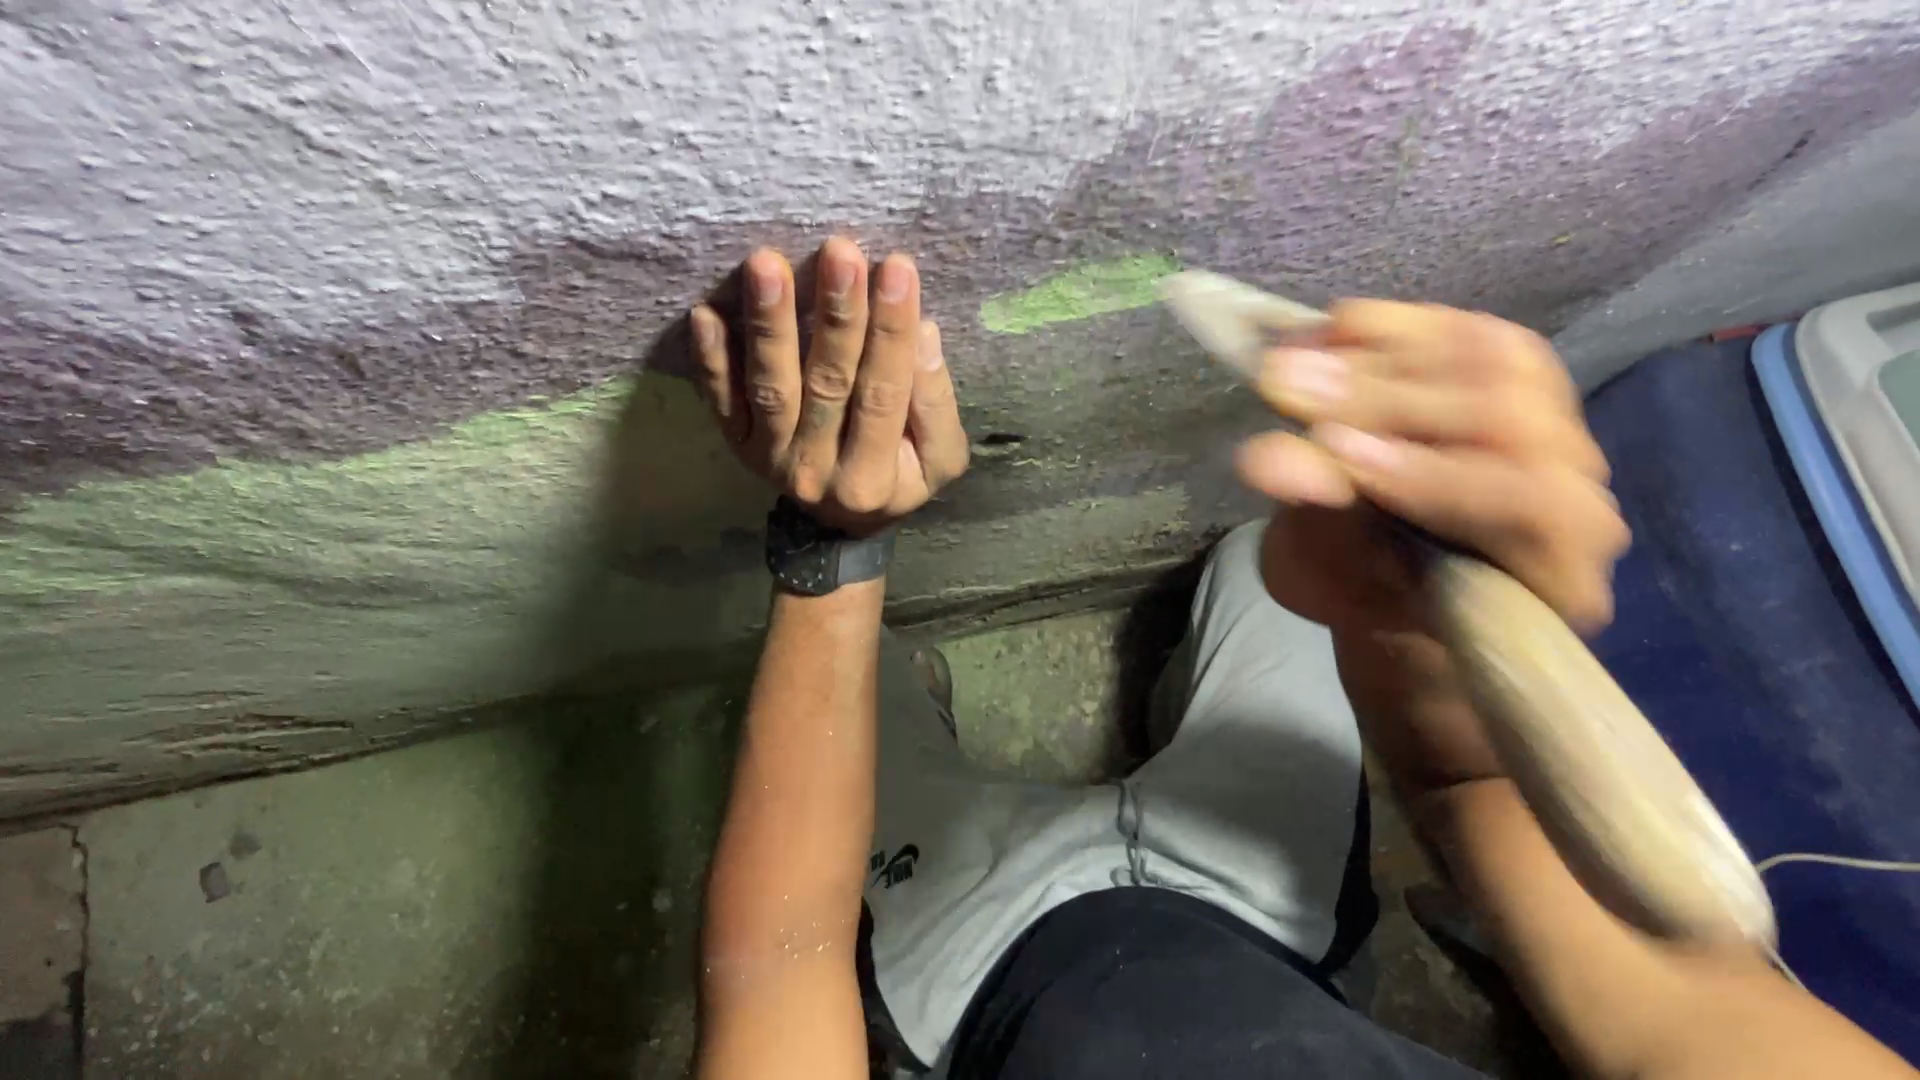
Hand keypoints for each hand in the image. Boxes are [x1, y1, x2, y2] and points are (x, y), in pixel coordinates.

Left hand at [689, 237, 969, 534]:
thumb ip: (936, 406)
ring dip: (769, 325)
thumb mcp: (939, 461)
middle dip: (836, 316)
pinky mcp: (737, 442)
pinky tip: (706, 314)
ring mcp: (769, 456)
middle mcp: (815, 471)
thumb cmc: (898, 478)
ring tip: (767, 266)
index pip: (884, 395)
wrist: (839, 523)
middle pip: (827, 384)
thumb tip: (923, 334)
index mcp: (871, 477)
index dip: (891, 333)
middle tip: (840, 252)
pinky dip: (711, 359)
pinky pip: (720, 401)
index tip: (898, 269)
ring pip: (771, 388)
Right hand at [1234, 301, 1629, 634]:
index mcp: (1550, 564)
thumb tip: (1263, 457)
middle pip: (1504, 416)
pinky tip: (1323, 332)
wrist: (1385, 576)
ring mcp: (1550, 422)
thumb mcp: (1325, 575)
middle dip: (1381, 398)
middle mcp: (1573, 484)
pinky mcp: (1510, 374)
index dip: (1426, 471)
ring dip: (1378, 357)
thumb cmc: (1362, 591)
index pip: (1526, 501)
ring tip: (1291, 356)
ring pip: (1489, 363)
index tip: (1330, 447)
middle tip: (1282, 381)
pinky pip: (1464, 332)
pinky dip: (1392, 326)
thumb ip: (1314, 520)